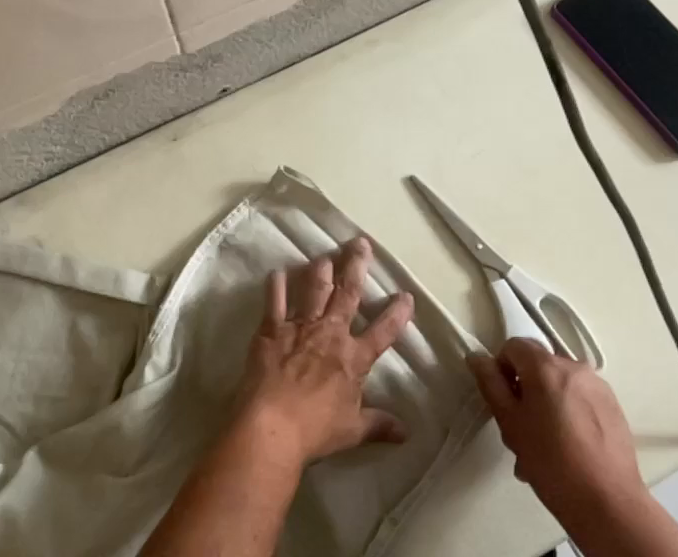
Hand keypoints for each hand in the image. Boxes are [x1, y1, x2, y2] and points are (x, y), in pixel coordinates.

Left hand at [233, 237, 416, 465]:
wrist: (272, 425)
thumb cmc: (315, 430)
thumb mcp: (352, 431)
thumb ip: (378, 425)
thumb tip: (405, 433)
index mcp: (354, 358)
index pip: (383, 331)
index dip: (397, 313)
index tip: (406, 295)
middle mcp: (330, 334)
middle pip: (348, 293)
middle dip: (356, 266)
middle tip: (360, 243)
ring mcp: (300, 327)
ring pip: (314, 288)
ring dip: (321, 269)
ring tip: (326, 254)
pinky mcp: (271, 329)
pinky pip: (275, 300)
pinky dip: (277, 284)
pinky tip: (279, 271)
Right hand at [468, 338, 647, 520]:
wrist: (608, 502)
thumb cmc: (551, 462)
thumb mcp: (510, 423)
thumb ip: (491, 384)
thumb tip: (477, 357)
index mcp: (546, 367)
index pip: (514, 345)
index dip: (501, 368)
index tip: (502, 400)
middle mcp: (574, 367)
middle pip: (538, 365)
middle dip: (524, 389)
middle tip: (520, 428)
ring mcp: (598, 386)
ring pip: (560, 384)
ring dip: (546, 403)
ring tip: (544, 445)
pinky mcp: (614, 406)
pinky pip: (580, 398)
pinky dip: (568, 413)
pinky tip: (568, 448)